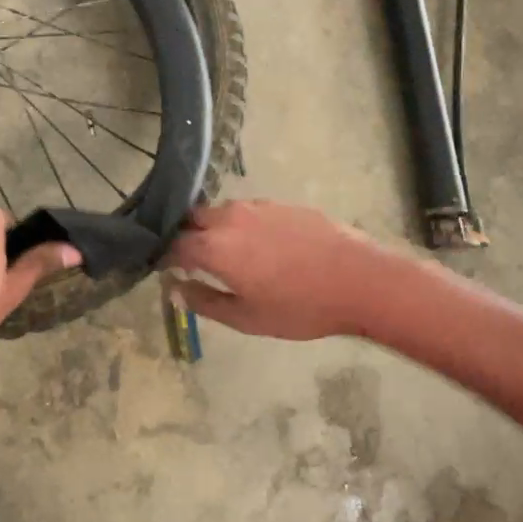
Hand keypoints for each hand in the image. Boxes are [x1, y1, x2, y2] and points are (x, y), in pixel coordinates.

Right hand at [166, 200, 425, 339]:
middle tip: (189, 259)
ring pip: (220, 212)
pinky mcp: (281, 204)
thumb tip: (174, 290)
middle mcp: (229, 217)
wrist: (360, 279)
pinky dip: (240, 225)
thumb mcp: (247, 317)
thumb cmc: (300, 306)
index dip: (163, 257)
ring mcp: (257, 206)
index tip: (162, 269)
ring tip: (226, 254)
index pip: (173, 245)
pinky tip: (259, 246)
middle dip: (184, 235)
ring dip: (213, 228)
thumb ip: (205, 302)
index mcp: (214, 247)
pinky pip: (248, 211)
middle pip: (192, 219)